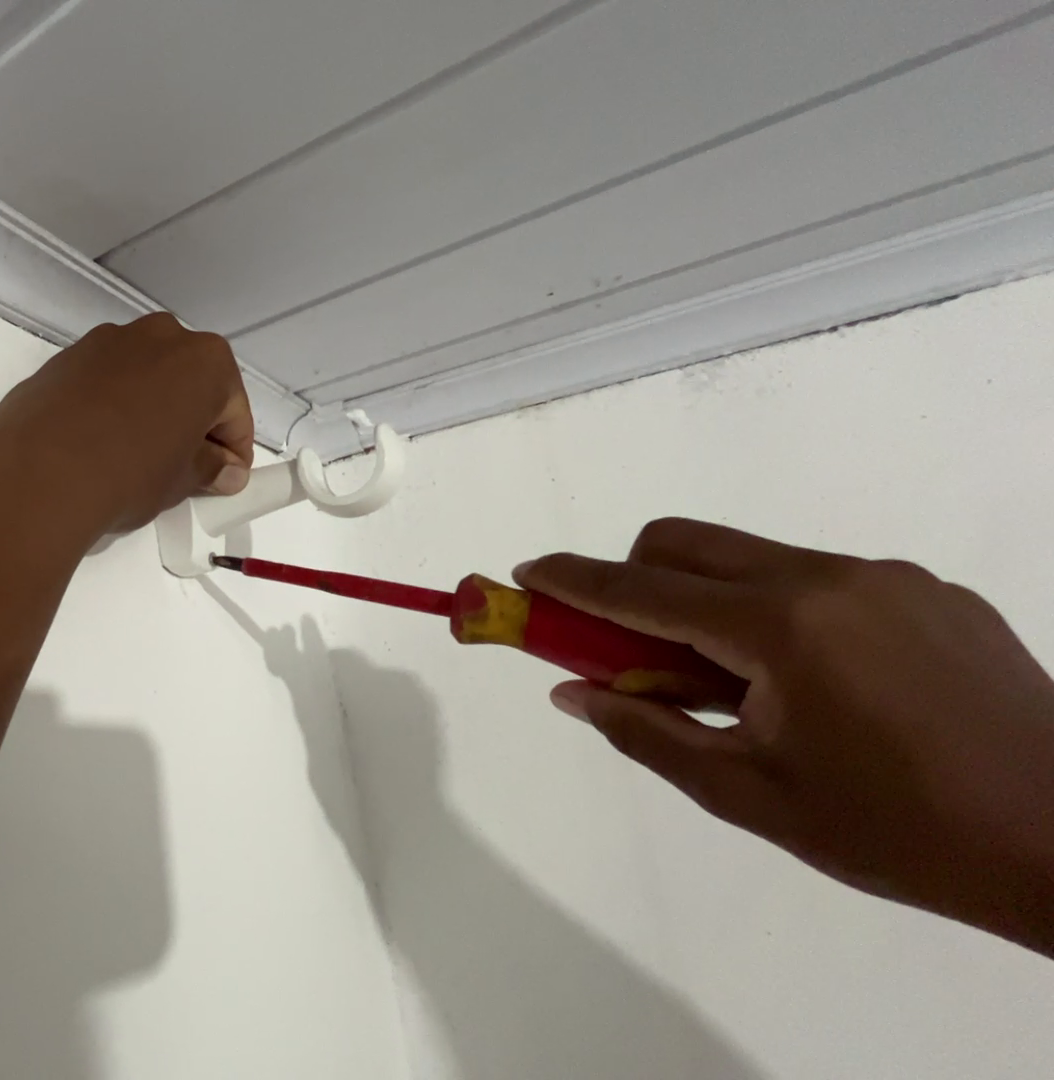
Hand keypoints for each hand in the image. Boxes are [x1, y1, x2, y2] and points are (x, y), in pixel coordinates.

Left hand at [0, 313, 254, 536]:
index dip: (233, 449)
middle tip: (183, 468)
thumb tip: (225, 469)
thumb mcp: (181, 480)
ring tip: (135, 458)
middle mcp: (160, 336)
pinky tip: (98, 445)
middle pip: (190, 383)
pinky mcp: (66, 357)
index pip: (234, 409)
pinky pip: (105, 382)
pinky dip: (111, 407)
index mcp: (205, 361)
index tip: (226, 477)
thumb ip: (211, 468)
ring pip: (145, 377)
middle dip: (192, 422)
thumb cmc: (128, 473)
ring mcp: (108, 341)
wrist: (37, 472)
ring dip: (150, 410)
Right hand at [518, 518, 1053, 955]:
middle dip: (632, 578)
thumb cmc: (899, 832)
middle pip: (684, 543)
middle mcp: (829, 578)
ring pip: (747, 558)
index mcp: (781, 627)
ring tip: (730, 683)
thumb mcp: (746, 794)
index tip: (524, 575)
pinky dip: (769, 612)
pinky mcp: (930, 592)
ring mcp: (887, 578)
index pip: (640, 589)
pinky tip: (810, 684)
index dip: (571, 581)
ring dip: (702, 601)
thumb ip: (644, 732)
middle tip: (627, 647)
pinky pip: (811, 579)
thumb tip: (572, 693)